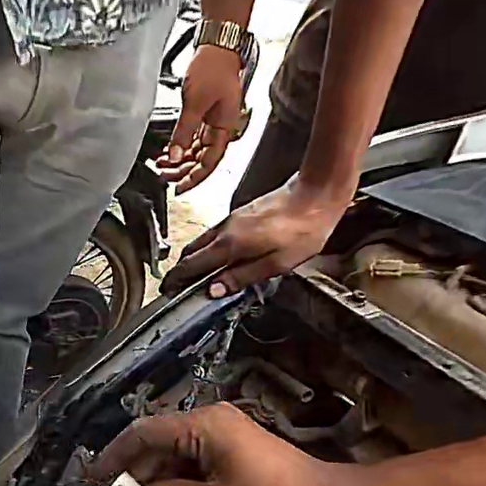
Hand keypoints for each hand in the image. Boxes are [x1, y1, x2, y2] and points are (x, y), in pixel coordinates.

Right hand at [91, 403, 383, 485]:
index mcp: (203, 424)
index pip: (143, 432)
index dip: (114, 455)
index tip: (94, 478)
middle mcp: (208, 420)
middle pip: (156, 441)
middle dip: (132, 471)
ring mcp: (221, 433)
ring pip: (172, 452)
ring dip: (152, 478)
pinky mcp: (231, 448)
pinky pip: (191, 459)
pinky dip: (174, 479)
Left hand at [161, 47, 247, 193]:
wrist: (216, 46)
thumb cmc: (213, 68)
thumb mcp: (195, 104)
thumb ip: (184, 132)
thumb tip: (174, 156)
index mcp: (225, 129)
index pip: (209, 163)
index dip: (194, 178)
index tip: (179, 189)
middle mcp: (220, 129)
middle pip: (201, 160)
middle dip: (182, 170)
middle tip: (164, 176)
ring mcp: (212, 122)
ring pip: (195, 150)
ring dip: (178, 159)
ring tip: (161, 165)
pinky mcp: (204, 115)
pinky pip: (191, 138)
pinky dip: (179, 146)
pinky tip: (167, 151)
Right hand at [161, 175, 352, 295]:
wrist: (317, 194)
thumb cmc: (303, 229)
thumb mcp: (276, 264)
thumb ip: (242, 277)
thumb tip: (214, 289)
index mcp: (230, 245)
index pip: (190, 265)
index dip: (176, 280)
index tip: (168, 291)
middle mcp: (224, 230)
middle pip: (189, 253)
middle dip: (180, 271)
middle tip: (177, 287)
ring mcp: (230, 220)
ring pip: (200, 242)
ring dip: (192, 260)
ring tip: (195, 276)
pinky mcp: (239, 215)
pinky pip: (212, 235)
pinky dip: (206, 249)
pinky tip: (217, 258)